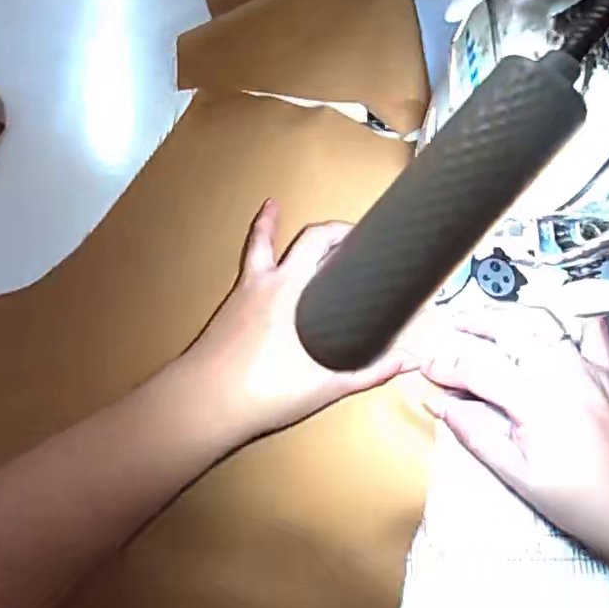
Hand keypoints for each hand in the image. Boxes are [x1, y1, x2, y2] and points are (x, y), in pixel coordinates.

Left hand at [170, 199, 415, 441]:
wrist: (205, 402)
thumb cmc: (259, 392)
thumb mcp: (324, 385)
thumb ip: (368, 371)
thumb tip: (403, 362)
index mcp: (291, 290)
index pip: (322, 242)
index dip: (345, 232)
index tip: (366, 235)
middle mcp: (267, 282)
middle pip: (302, 240)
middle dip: (328, 231)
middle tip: (346, 233)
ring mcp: (245, 291)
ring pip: (260, 245)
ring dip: (269, 224)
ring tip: (273, 205)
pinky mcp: (230, 305)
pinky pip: (243, 269)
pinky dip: (248, 255)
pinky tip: (254, 256)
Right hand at [419, 305, 608, 560]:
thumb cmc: (581, 503)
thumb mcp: (519, 478)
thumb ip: (477, 435)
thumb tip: (439, 406)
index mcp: (537, 402)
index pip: (479, 371)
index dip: (447, 368)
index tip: (425, 370)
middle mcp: (563, 375)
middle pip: (512, 333)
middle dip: (477, 325)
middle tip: (452, 326)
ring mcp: (589, 371)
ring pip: (545, 327)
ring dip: (514, 318)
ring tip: (491, 318)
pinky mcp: (608, 376)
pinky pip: (593, 335)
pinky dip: (578, 318)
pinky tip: (567, 308)